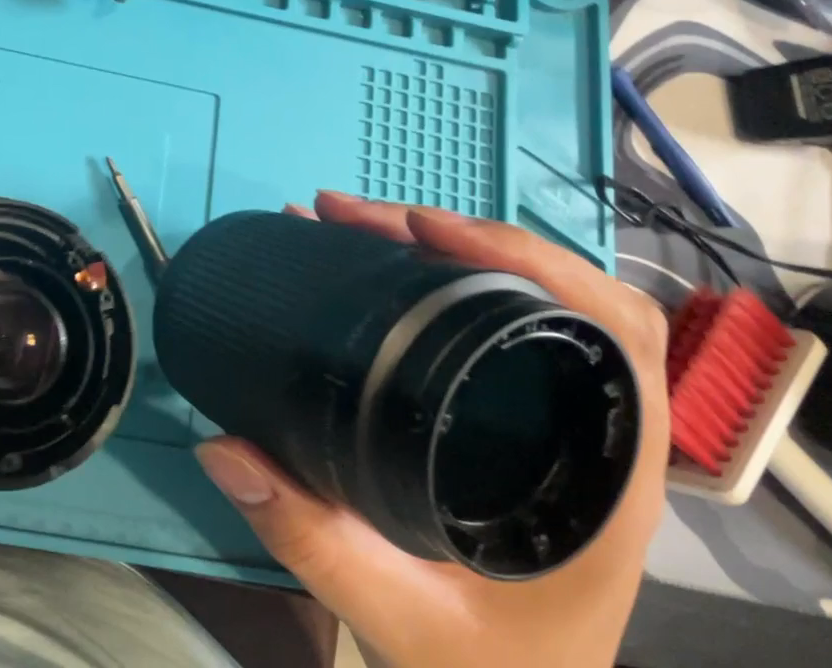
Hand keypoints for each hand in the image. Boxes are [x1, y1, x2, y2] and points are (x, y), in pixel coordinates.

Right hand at [194, 192, 668, 667]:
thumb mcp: (396, 615)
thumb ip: (312, 539)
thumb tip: (221, 445)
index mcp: (600, 472)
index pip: (610, 331)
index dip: (524, 260)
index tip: (416, 233)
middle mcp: (590, 435)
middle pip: (563, 297)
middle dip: (456, 236)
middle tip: (345, 216)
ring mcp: (553, 430)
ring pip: (527, 307)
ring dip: (441, 253)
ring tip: (339, 227)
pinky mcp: (511, 429)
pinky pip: (492, 334)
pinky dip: (436, 288)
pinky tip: (368, 278)